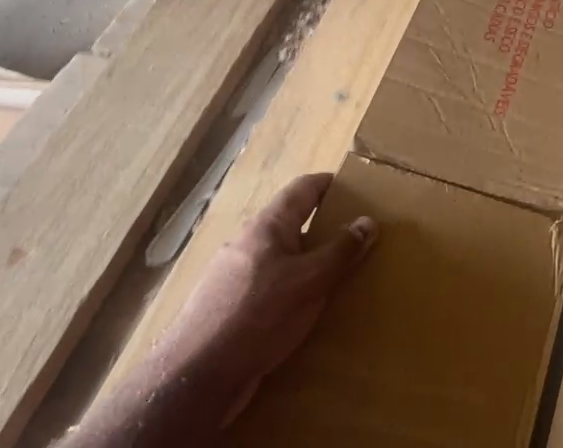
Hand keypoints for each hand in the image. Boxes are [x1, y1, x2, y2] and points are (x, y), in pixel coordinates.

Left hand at [153, 172, 377, 424]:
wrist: (195, 379)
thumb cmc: (259, 315)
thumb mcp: (313, 280)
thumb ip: (342, 250)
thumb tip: (367, 221)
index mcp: (267, 227)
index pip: (303, 188)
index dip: (330, 183)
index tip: (357, 189)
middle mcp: (245, 244)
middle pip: (290, 223)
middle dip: (322, 228)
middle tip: (355, 238)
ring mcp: (230, 277)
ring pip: (278, 258)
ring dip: (306, 262)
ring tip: (335, 276)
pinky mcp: (225, 308)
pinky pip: (266, 286)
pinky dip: (289, 288)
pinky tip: (303, 309)